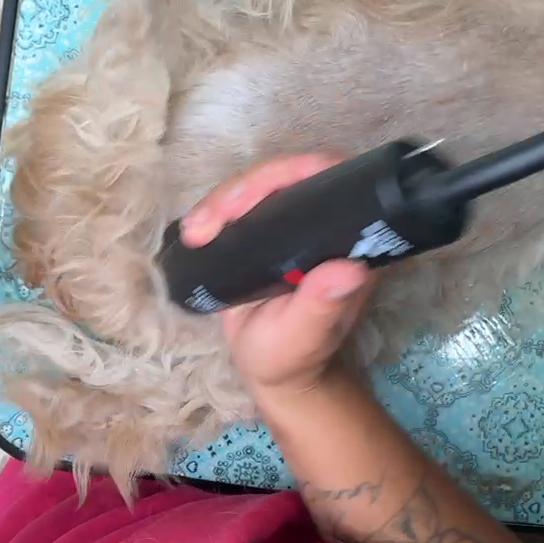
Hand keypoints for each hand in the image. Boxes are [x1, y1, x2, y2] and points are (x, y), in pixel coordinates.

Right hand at [179, 154, 372, 399]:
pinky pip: (235, 206)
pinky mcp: (256, 233)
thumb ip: (323, 307)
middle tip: (207, 223)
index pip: (328, 181)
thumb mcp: (305, 337)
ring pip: (255, 187)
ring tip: (195, 232)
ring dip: (220, 200)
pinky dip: (211, 212)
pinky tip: (194, 230)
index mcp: (344, 240)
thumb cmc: (293, 356)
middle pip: (284, 177)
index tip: (251, 196)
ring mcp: (285, 226)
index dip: (292, 173)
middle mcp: (318, 224)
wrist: (270, 368)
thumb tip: (350, 269)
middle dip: (243, 189)